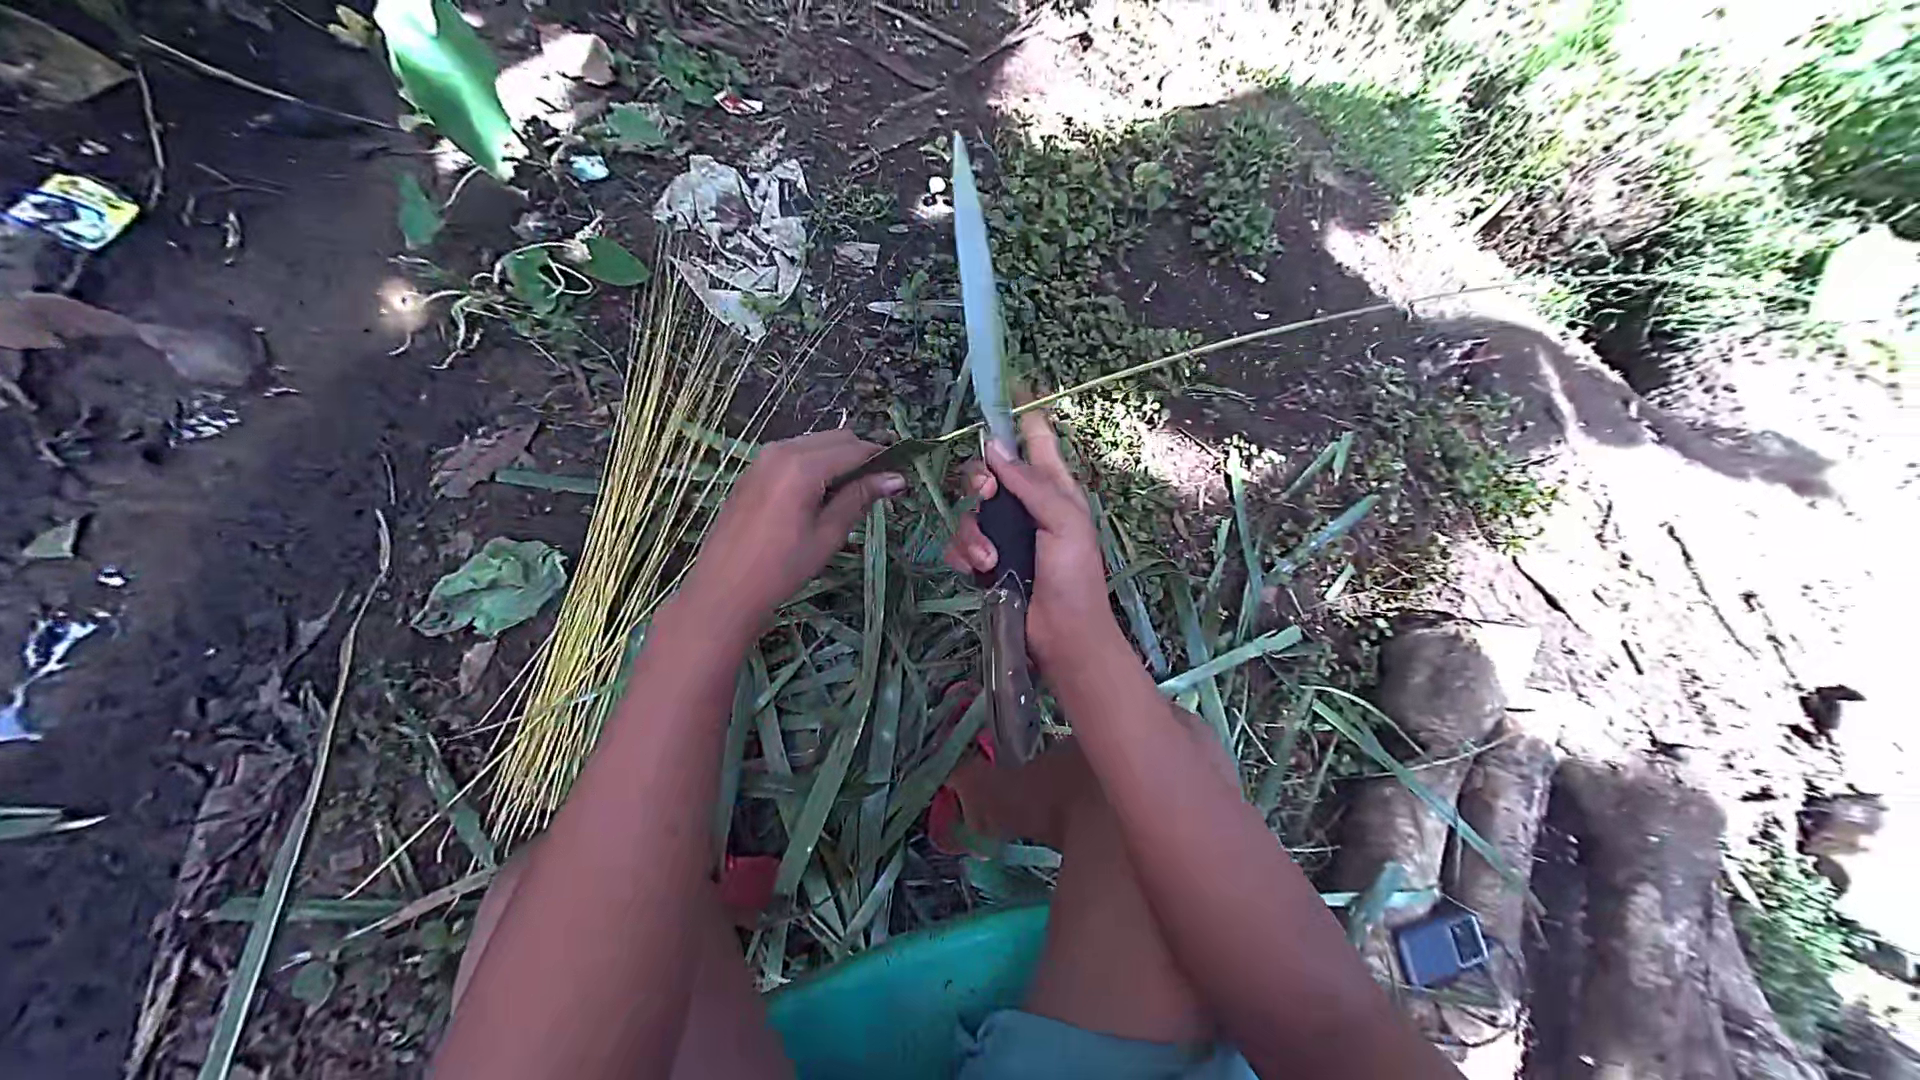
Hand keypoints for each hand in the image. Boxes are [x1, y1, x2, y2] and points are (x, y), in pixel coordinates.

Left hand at [684, 430, 904, 642]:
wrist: (724, 589)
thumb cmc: (782, 568)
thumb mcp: (828, 534)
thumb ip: (860, 498)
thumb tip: (896, 479)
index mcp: (802, 466)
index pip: (855, 448)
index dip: (882, 459)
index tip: (899, 478)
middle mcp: (782, 450)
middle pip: (836, 438)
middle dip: (861, 457)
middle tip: (877, 491)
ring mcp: (764, 457)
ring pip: (816, 443)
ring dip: (838, 460)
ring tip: (848, 497)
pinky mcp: (754, 469)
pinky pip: (795, 453)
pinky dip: (815, 465)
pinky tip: (819, 497)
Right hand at [944, 409, 1127, 676]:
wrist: (1061, 635)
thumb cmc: (1074, 576)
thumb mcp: (1064, 522)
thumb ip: (1030, 485)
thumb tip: (995, 448)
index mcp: (1053, 487)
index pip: (1036, 439)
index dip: (1020, 415)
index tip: (1002, 392)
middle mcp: (1023, 503)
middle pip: (986, 470)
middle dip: (978, 481)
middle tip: (985, 495)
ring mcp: (1002, 532)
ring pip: (967, 509)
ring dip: (973, 534)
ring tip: (990, 560)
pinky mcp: (984, 559)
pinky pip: (959, 543)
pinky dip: (963, 555)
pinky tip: (979, 571)